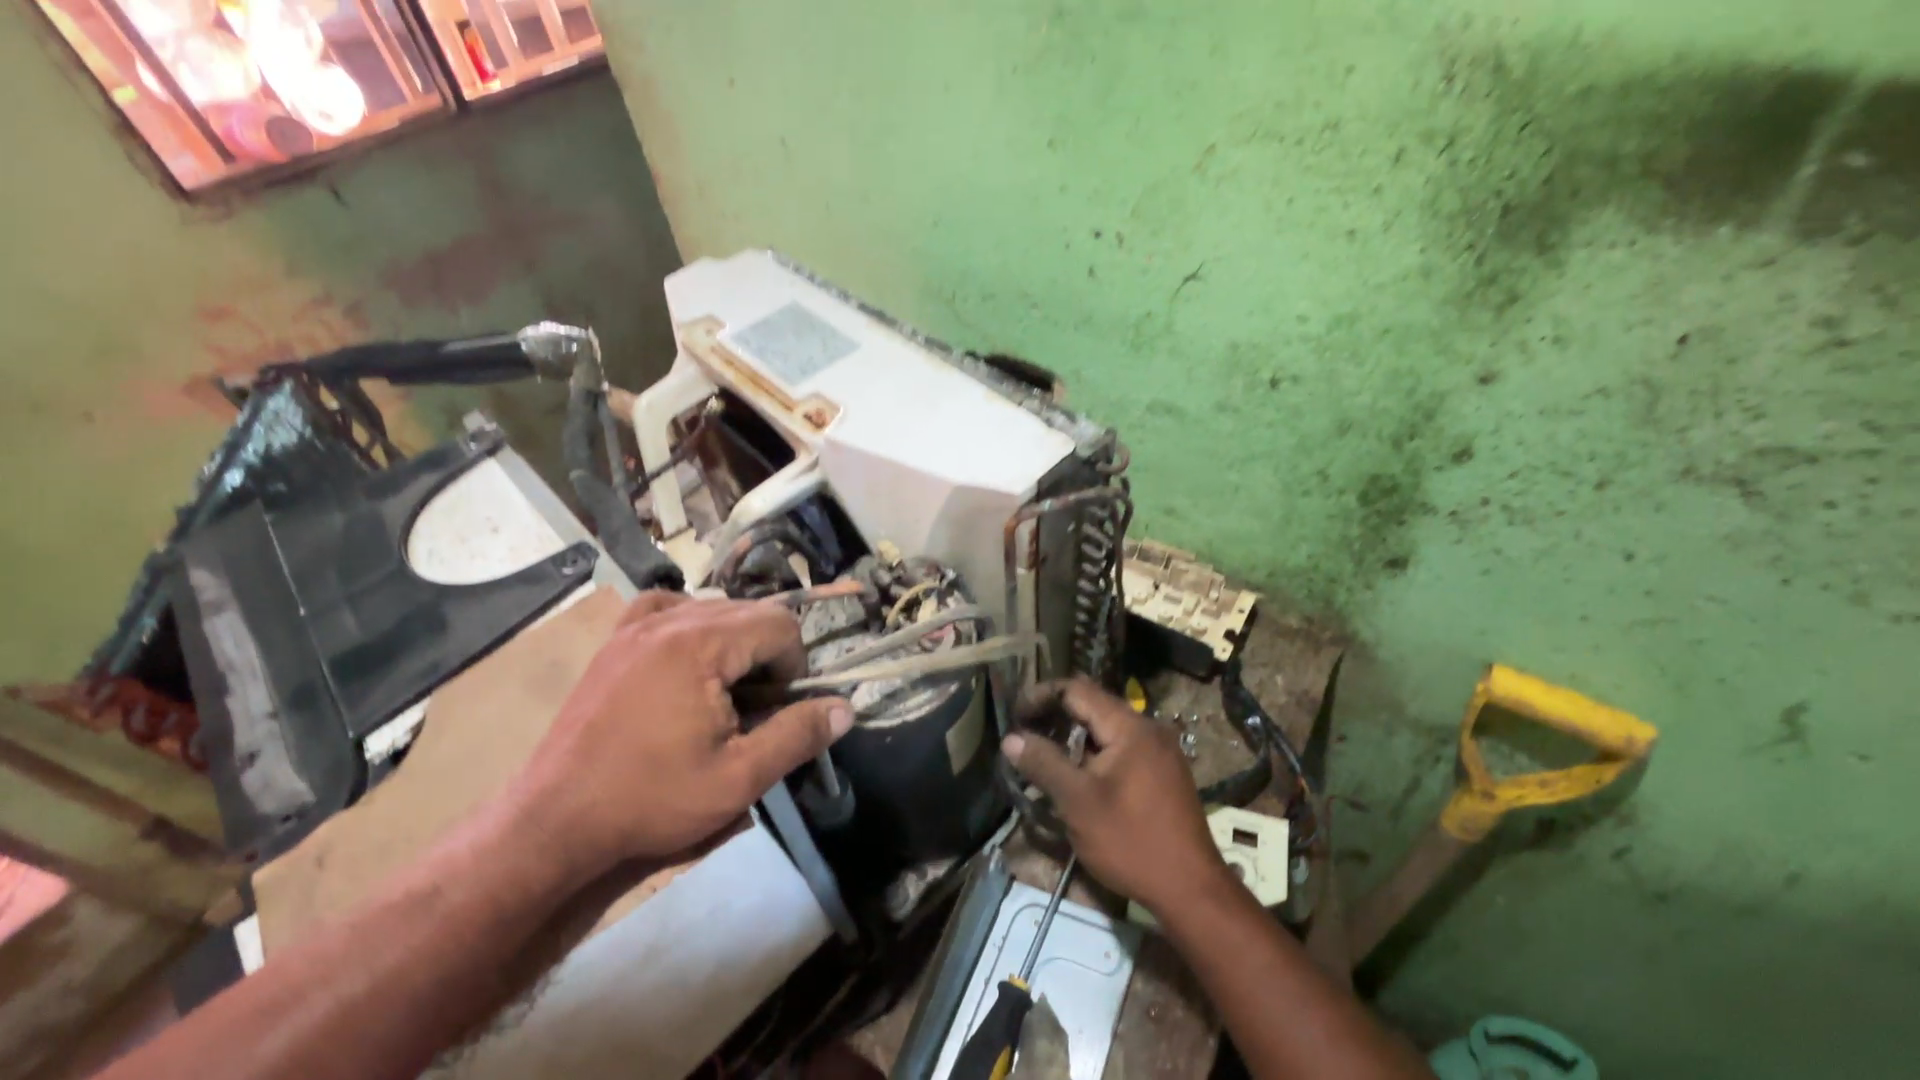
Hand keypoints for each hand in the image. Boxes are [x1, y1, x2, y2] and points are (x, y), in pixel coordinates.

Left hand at [512, 592, 852, 880]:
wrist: (557, 819)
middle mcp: (668, 620)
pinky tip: (687, 662)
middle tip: (756, 709)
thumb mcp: (739, 777)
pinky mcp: (613, 642)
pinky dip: (689, 626)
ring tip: (723, 694)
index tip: (780, 711)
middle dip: (767, 654)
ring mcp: (634, 627)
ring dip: (733, 642)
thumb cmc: (652, 799)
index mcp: (701, 644)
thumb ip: (797, 735)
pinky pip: (666, 609)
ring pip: (710, 609)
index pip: (780, 624)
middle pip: (748, 611)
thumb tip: (846, 708)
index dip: (795, 667)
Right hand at [1003, 678, 1232, 915]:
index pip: (1077, 690)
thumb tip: (1011, 738)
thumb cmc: (1130, 841)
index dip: (1041, 696)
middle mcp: (1149, 730)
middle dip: (1055, 717)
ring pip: (1107, 731)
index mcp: (1130, 727)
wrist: (1190, 888)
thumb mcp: (1078, 802)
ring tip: (1042, 758)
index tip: (1013, 716)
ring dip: (1073, 739)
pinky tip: (1075, 778)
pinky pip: (1121, 750)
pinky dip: (1093, 755)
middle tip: (1022, 737)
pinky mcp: (1163, 775)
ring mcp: (1160, 753)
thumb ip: (1043, 763)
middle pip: (1093, 706)